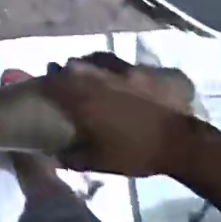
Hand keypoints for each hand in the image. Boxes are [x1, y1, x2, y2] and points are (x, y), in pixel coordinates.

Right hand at [37, 57, 199, 175]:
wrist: (180, 143)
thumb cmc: (135, 153)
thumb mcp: (98, 162)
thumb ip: (71, 157)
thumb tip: (53, 155)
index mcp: (81, 99)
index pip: (52, 84)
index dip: (43, 85)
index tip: (40, 90)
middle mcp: (95, 78)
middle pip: (70, 67)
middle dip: (64, 73)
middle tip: (65, 84)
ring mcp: (118, 71)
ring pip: (92, 59)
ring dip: (86, 65)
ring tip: (87, 74)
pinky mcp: (139, 69)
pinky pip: (116, 61)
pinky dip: (109, 65)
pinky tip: (113, 73)